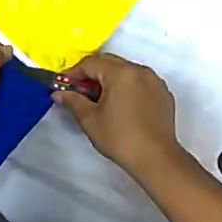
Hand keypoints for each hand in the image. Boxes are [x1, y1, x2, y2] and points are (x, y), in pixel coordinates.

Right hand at [53, 53, 185, 177]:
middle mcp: (140, 71)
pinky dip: (126, 86)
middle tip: (79, 91)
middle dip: (91, 74)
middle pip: (109, 62)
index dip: (74, 73)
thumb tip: (58, 94)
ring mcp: (155, 82)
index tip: (63, 85)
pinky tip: (120, 105)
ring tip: (99, 98)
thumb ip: (73, 101)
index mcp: (121, 73)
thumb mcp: (90, 119)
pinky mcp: (163, 94)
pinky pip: (140, 81)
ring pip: (126, 70)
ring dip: (109, 79)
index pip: (91, 63)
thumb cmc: (120, 138)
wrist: (156, 158)